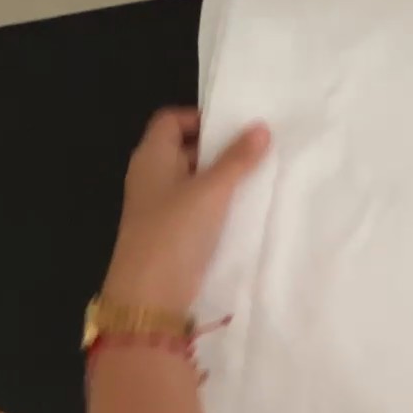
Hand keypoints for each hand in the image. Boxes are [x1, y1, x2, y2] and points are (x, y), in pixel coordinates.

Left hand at [102, 108, 269, 313]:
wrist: (151, 294)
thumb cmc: (175, 231)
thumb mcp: (211, 190)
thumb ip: (238, 159)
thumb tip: (261, 127)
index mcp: (151, 157)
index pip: (171, 121)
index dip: (202, 118)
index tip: (238, 126)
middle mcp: (153, 177)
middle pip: (186, 149)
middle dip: (221, 149)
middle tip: (258, 150)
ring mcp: (163, 206)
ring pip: (196, 180)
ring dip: (224, 178)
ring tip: (260, 177)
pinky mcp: (175, 232)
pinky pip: (200, 207)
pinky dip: (221, 204)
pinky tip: (247, 209)